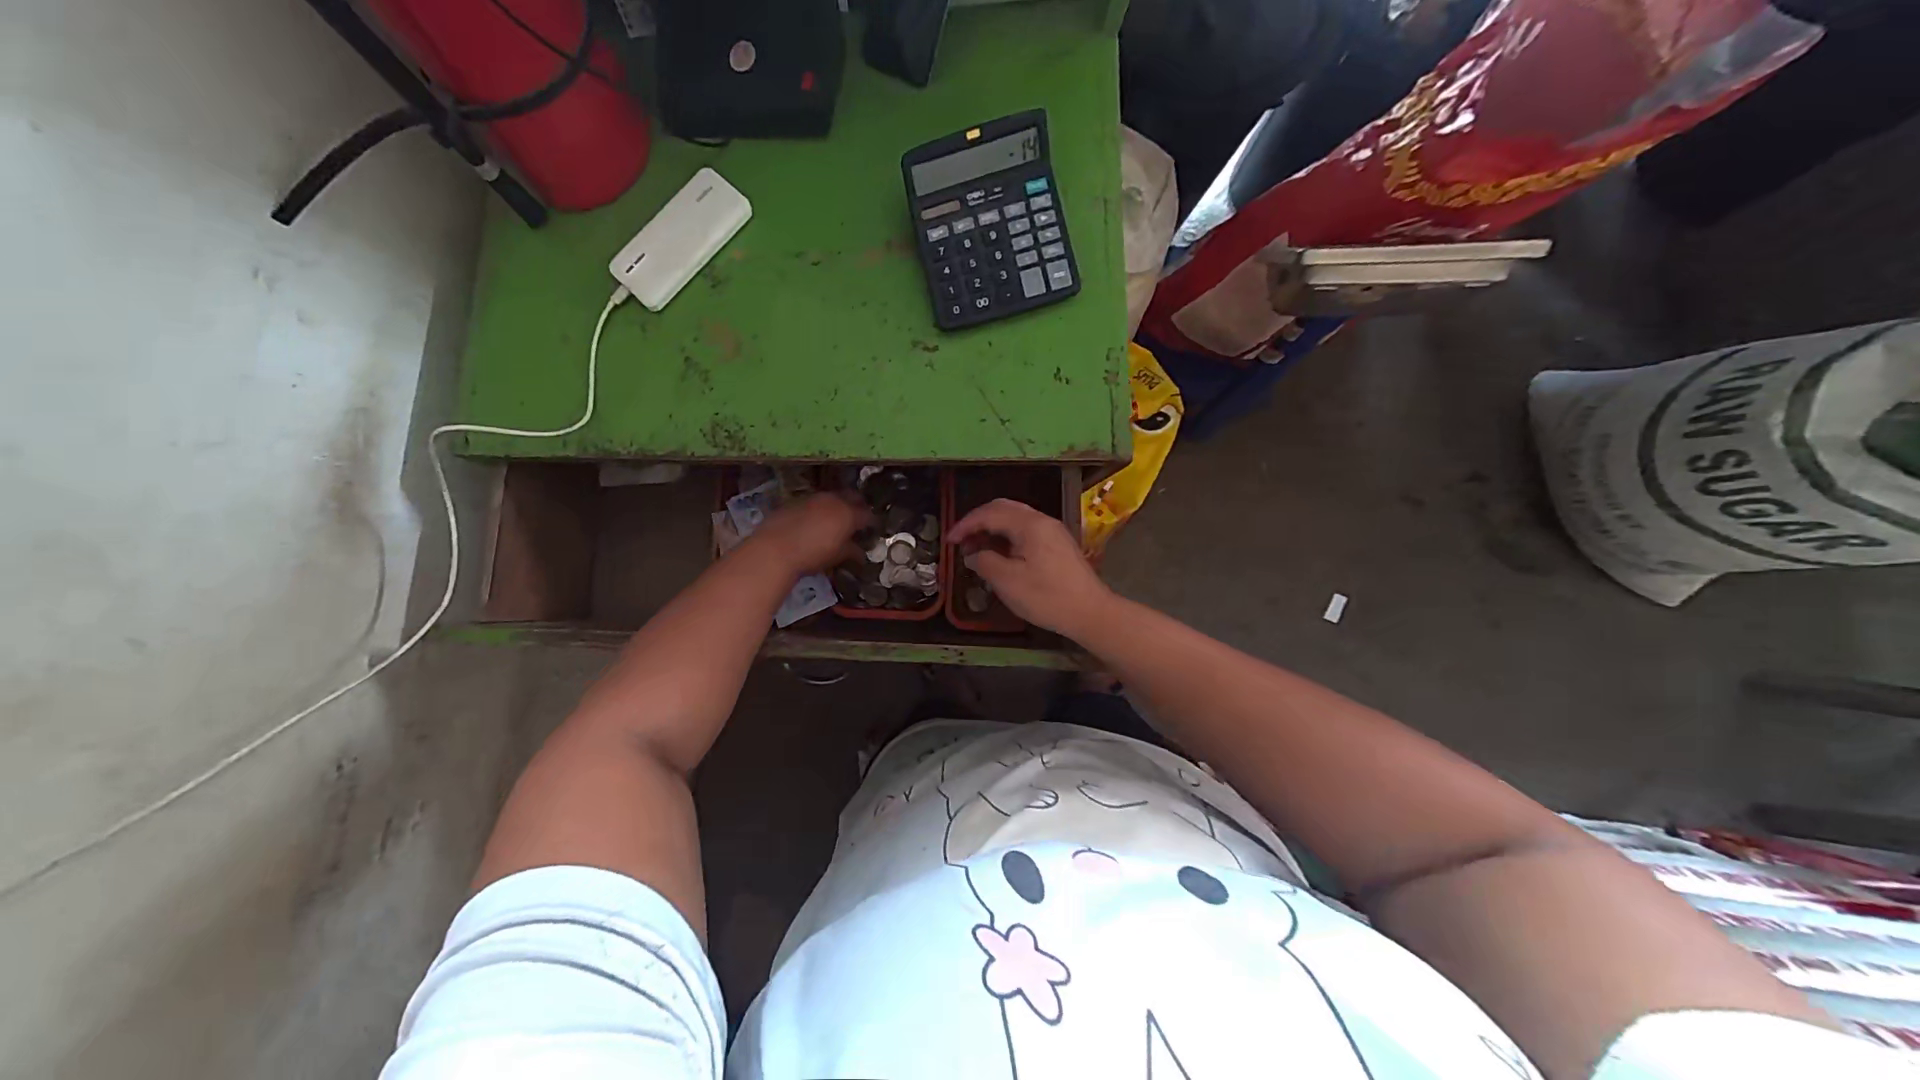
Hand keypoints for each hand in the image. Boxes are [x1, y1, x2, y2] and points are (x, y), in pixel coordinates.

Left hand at [747, 491, 871, 576]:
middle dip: (857, 506)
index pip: (868, 515)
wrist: (774, 549)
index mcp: (848, 513)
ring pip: (831, 497)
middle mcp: (833, 500)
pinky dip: (818, 509)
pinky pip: (813, 502)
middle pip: (852, 497)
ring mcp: (813, 498)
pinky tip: (813, 521)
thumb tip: (860, 553)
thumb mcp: (836, 556)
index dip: (872, 522)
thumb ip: (851, 551)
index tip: (872, 530)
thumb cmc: (813, 554)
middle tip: (857, 520)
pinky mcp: (795, 500)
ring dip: (837, 505)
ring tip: (835, 520)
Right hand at [948, 499, 1113, 635]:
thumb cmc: (1047, 597)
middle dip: (978, 522)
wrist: (1091, 612)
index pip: (989, 513)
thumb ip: (985, 562)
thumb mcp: (1008, 582)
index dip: (965, 525)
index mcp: (1029, 524)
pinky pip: (1026, 531)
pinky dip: (1007, 537)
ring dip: (992, 529)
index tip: (949, 541)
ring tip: (976, 550)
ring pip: (1015, 519)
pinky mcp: (1058, 545)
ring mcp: (1053, 531)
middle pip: (1003, 508)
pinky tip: (999, 555)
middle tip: (960, 541)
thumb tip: (973, 555)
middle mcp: (1042, 520)